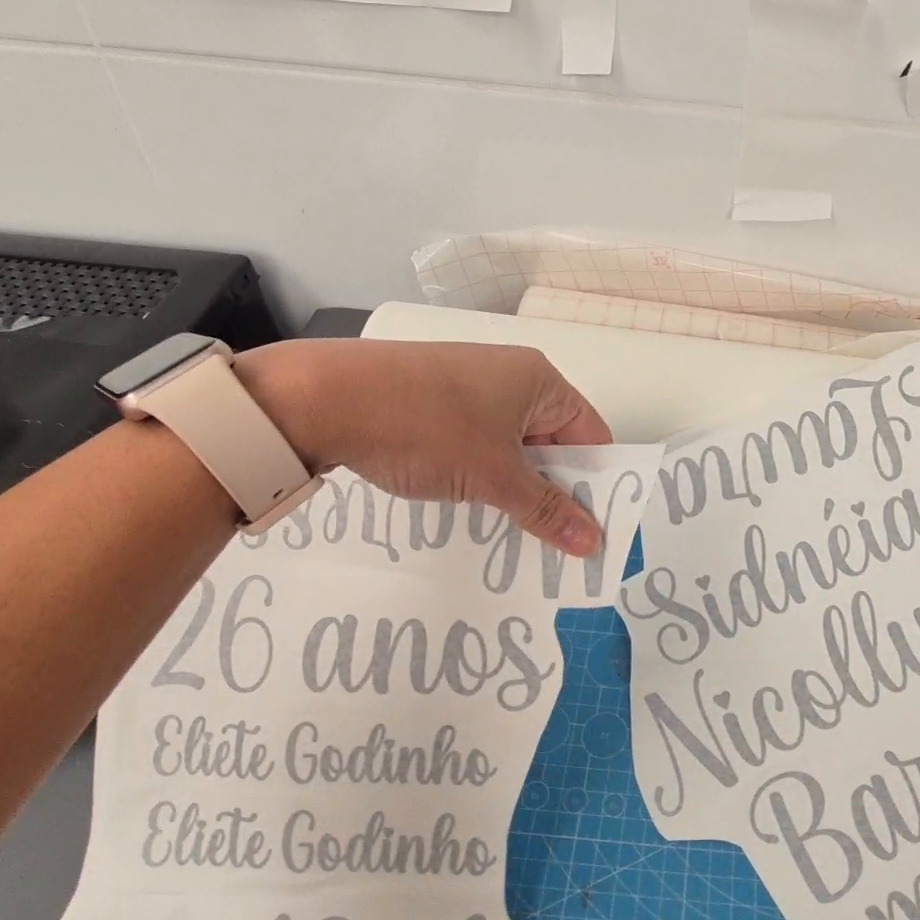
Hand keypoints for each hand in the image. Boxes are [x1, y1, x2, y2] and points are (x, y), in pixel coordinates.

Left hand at [236, 339, 614, 555]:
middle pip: (553, 441)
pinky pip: (476, 441)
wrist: (323, 397)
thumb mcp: (494, 476)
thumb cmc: (427, 428)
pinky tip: (470, 506)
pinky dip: (480, 474)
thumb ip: (547, 510)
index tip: (593, 530)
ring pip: (511, 446)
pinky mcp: (434, 399)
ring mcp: (469, 385)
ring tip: (513, 534)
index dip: (596, 482)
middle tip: (555, 544)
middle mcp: (511, 375)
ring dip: (515, 488)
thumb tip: (594, 543)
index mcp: (540, 380)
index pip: (591, 435)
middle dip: (554, 492)